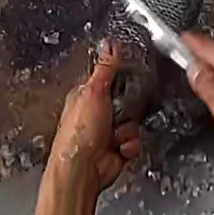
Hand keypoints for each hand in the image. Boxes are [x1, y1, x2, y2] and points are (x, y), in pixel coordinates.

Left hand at [50, 41, 144, 192]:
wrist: (82, 170)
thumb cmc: (79, 133)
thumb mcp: (94, 91)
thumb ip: (105, 68)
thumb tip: (109, 43)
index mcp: (85, 95)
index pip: (108, 79)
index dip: (120, 79)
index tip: (129, 79)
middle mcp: (96, 112)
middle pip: (125, 101)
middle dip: (128, 109)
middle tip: (121, 112)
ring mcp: (107, 131)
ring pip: (132, 122)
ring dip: (128, 130)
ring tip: (117, 136)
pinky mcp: (117, 148)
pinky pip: (134, 141)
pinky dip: (130, 145)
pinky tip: (119, 148)